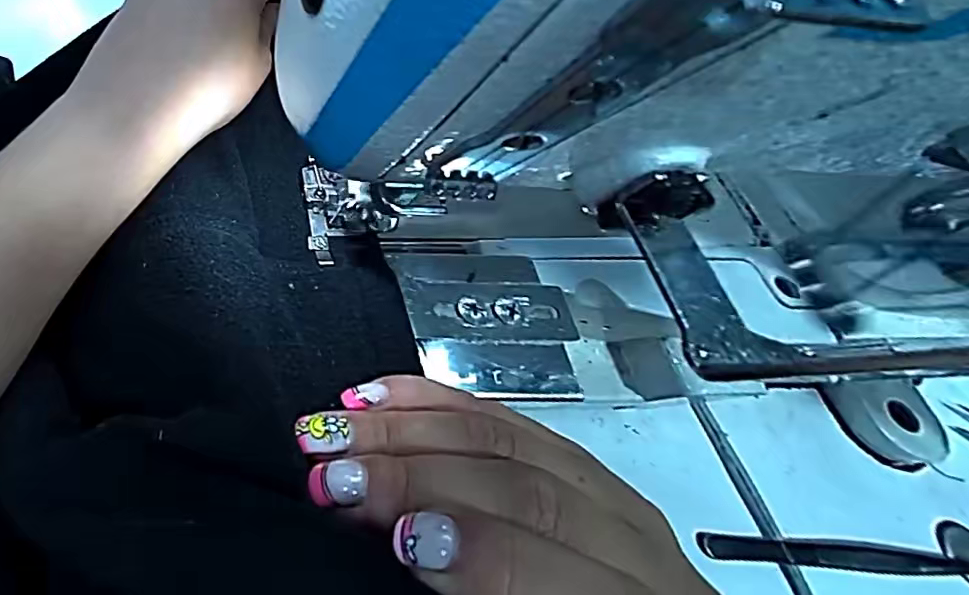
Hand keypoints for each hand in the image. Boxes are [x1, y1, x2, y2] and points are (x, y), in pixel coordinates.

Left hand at [68, 0, 289, 171]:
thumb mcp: (261, 62)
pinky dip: (184, 10)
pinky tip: (183, 49)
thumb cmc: (194, 89)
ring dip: (213, 1)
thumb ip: (273, 25)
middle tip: (248, 38)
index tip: (287, 8)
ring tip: (208, 50)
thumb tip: (269, 13)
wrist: (127, 111)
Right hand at [293, 377, 717, 594]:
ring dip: (410, 421)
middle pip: (517, 479)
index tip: (401, 534)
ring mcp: (607, 491)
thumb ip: (475, 592)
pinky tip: (389, 393)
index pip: (547, 557)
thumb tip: (407, 539)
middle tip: (338, 465)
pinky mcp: (577, 461)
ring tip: (343, 422)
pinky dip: (438, 400)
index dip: (472, 543)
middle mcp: (631, 541)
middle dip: (414, 468)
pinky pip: (503, 414)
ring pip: (503, 431)